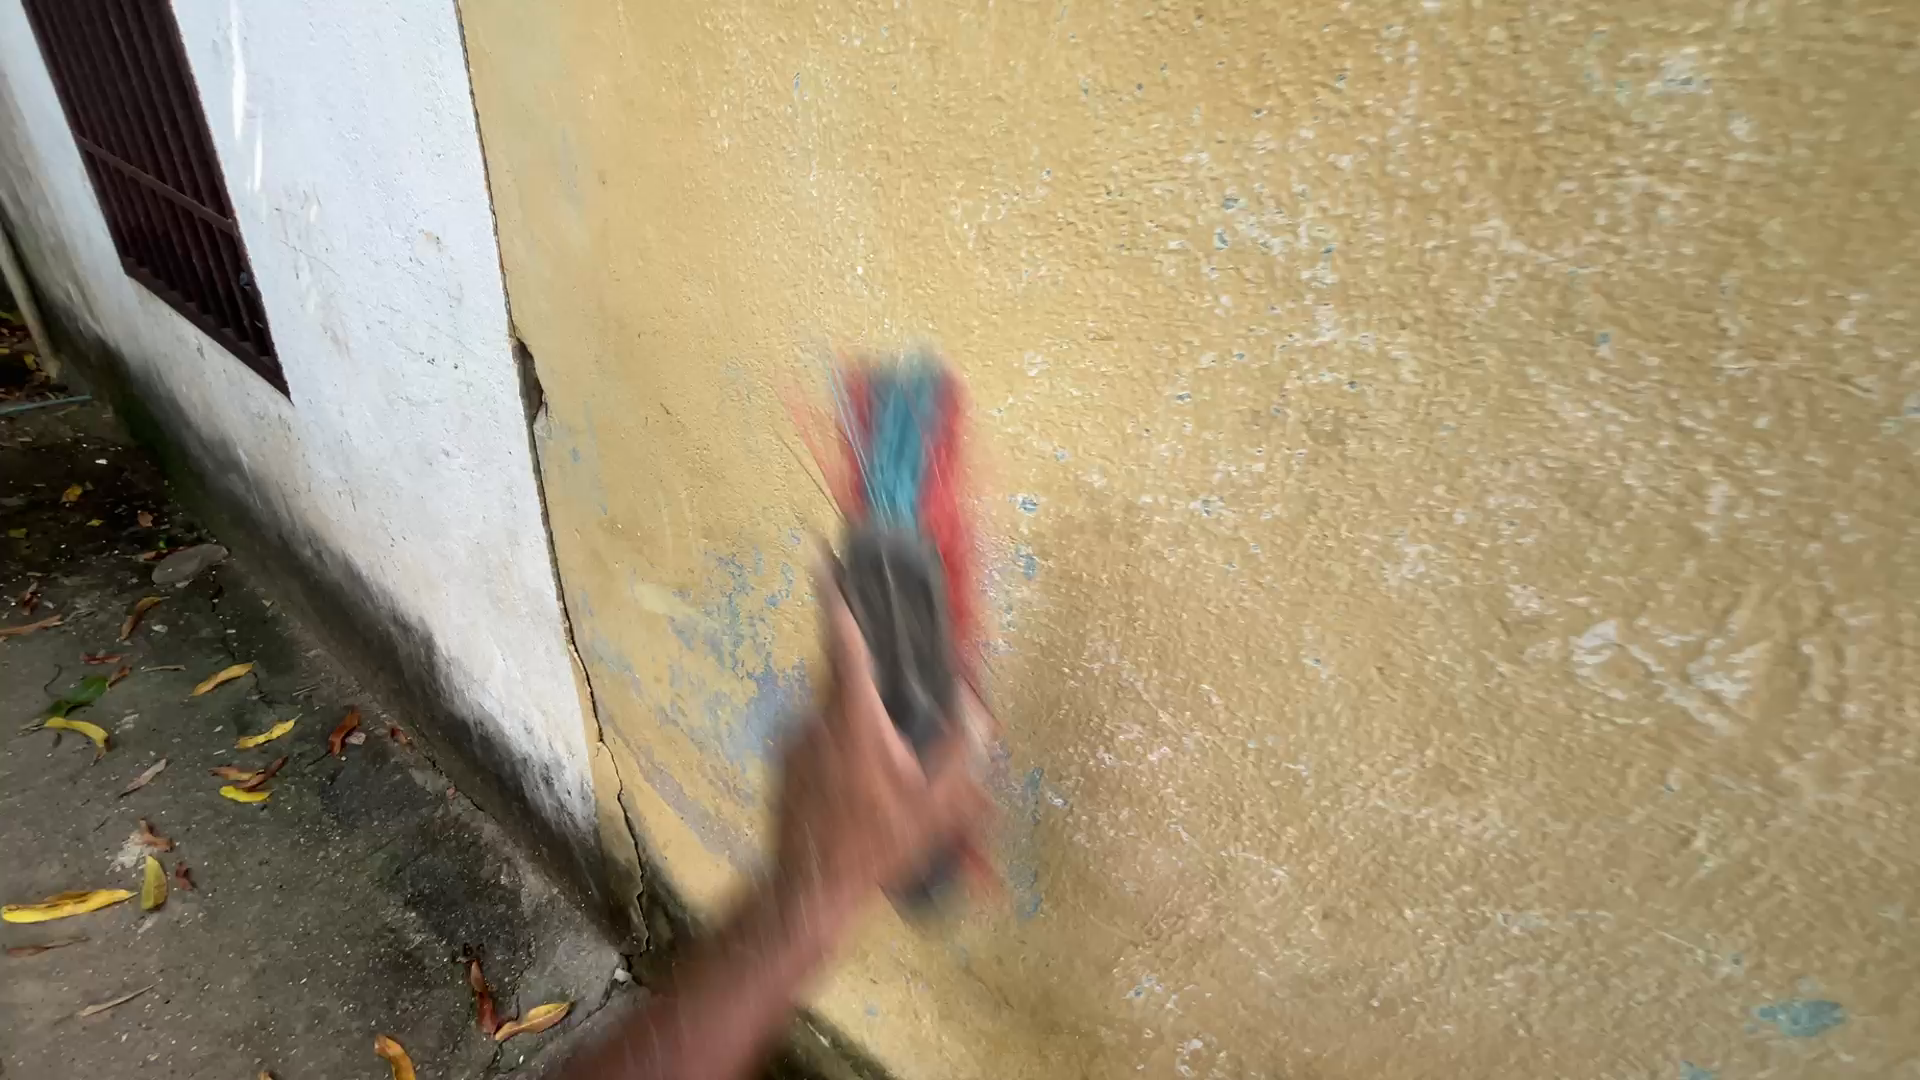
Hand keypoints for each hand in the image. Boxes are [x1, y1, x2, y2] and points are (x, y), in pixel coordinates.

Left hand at [769, 572, 993, 925]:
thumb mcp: (935, 804)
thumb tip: (974, 705)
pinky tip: (854, 788)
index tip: (823, 558)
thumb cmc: (874, 843)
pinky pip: (817, 735)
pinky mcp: (781, 762)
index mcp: (855, 717)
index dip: (834, 597)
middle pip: (844, 676)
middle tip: (894, 719)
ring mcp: (793, 740)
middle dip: (870, 680)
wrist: (806, 892)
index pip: (844, 643)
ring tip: (879, 772)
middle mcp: (817, 718)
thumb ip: (963, 749)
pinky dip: (839, 746)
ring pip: (833, 710)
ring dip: (858, 724)